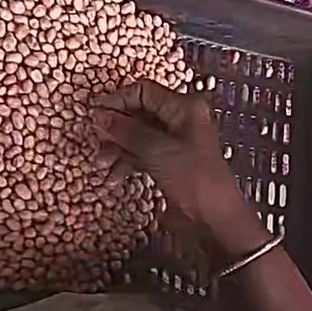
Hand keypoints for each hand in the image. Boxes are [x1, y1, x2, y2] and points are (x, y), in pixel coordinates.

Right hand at [91, 80, 265, 256]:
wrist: (215, 218)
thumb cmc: (194, 179)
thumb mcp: (158, 151)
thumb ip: (127, 131)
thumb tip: (100, 115)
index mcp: (184, 108)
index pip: (144, 92)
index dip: (118, 101)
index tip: (97, 116)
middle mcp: (178, 121)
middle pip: (138, 113)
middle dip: (116, 127)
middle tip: (98, 141)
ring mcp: (173, 143)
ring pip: (137, 136)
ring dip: (117, 147)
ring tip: (103, 163)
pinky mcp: (168, 163)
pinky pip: (142, 154)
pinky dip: (127, 162)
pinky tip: (114, 176)